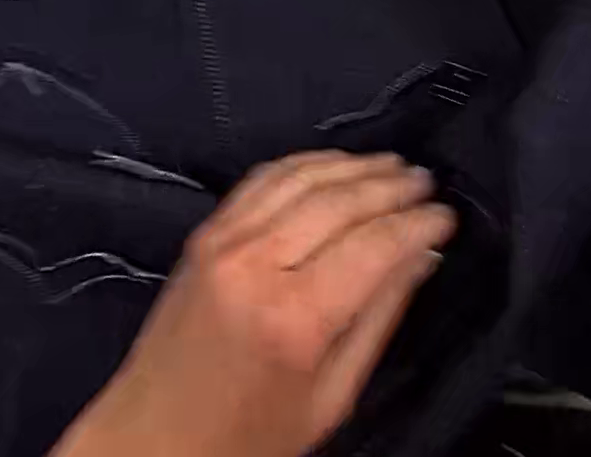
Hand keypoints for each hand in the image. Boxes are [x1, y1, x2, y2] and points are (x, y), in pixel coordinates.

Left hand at [54, 151, 456, 456]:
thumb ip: (381, 315)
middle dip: (395, 186)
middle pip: (345, 201)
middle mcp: (259, 264)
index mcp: (295, 318)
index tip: (447, 214)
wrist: (143, 449)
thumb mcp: (332, 396)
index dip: (419, 223)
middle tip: (427, 181)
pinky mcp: (207, 230)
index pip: (377, 245)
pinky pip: (268, 175)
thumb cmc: (249, 438)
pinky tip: (340, 163)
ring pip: (309, 177)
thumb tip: (424, 254)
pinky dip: (311, 162)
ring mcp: (227, 239)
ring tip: (395, 164)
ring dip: (358, 164)